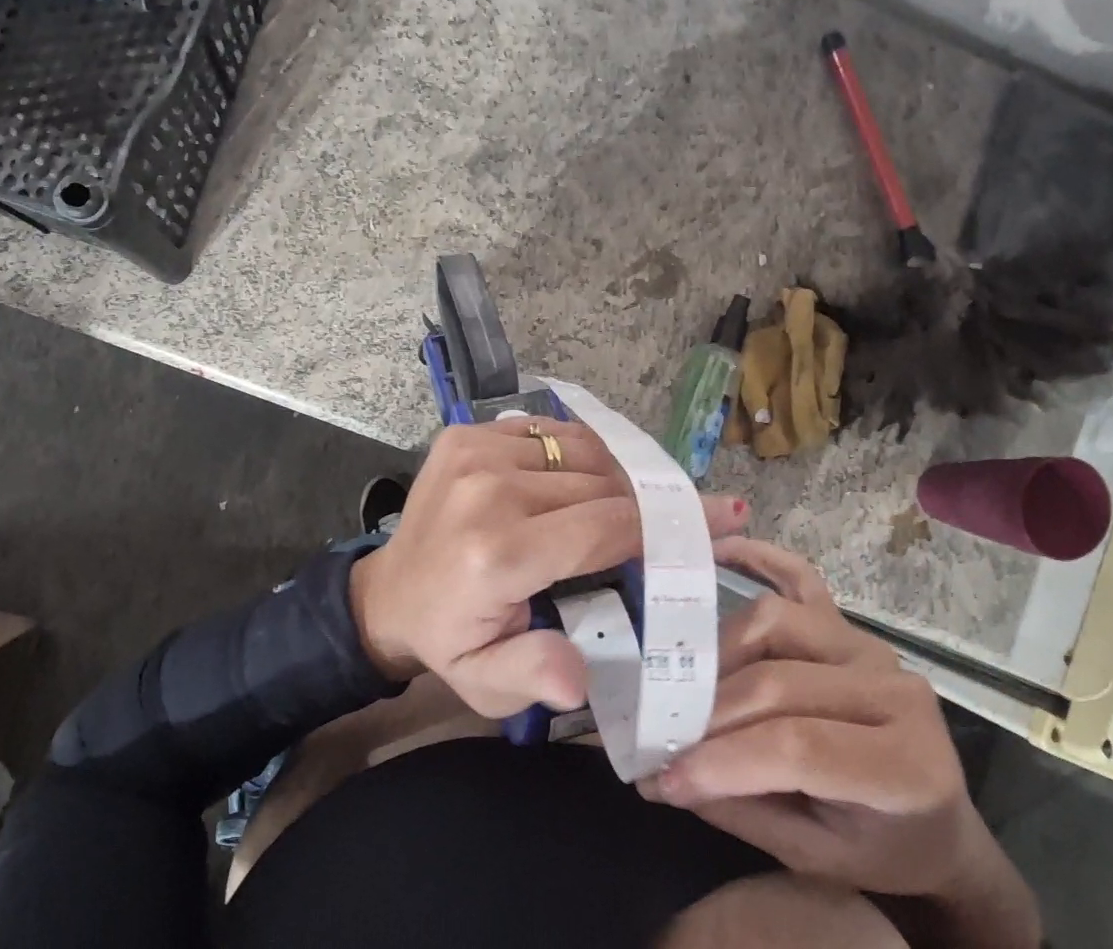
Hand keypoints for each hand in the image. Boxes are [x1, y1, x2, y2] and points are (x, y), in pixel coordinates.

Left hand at [348, 416, 747, 717]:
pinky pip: (549, 431)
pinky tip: (582, 483)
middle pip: (602, 484)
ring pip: (582, 449)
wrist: (387, 594)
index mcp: (498, 554)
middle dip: (647, 505)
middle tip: (674, 526)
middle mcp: (487, 490)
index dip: (671, 524)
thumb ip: (534, 673)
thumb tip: (578, 679)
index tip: (725, 517)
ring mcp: (474, 452)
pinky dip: (577, 453)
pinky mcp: (465, 434)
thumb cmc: (448, 641)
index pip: (608, 526)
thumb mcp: (486, 681)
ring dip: (615, 476)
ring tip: (628, 507)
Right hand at [643, 537, 1040, 947]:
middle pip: (776, 681)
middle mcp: (893, 691)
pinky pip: (799, 579)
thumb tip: (654, 775)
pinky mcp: (848, 625)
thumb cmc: (878, 849)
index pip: (797, 746)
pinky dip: (758, 559)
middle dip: (706, 713)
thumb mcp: (813, 857)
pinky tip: (718, 551)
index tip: (664, 778)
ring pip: (775, 621)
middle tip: (660, 739)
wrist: (933, 824)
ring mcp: (869, 647)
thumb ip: (737, 809)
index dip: (722, 759)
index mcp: (902, 765)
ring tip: (687, 688)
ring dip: (718, 653)